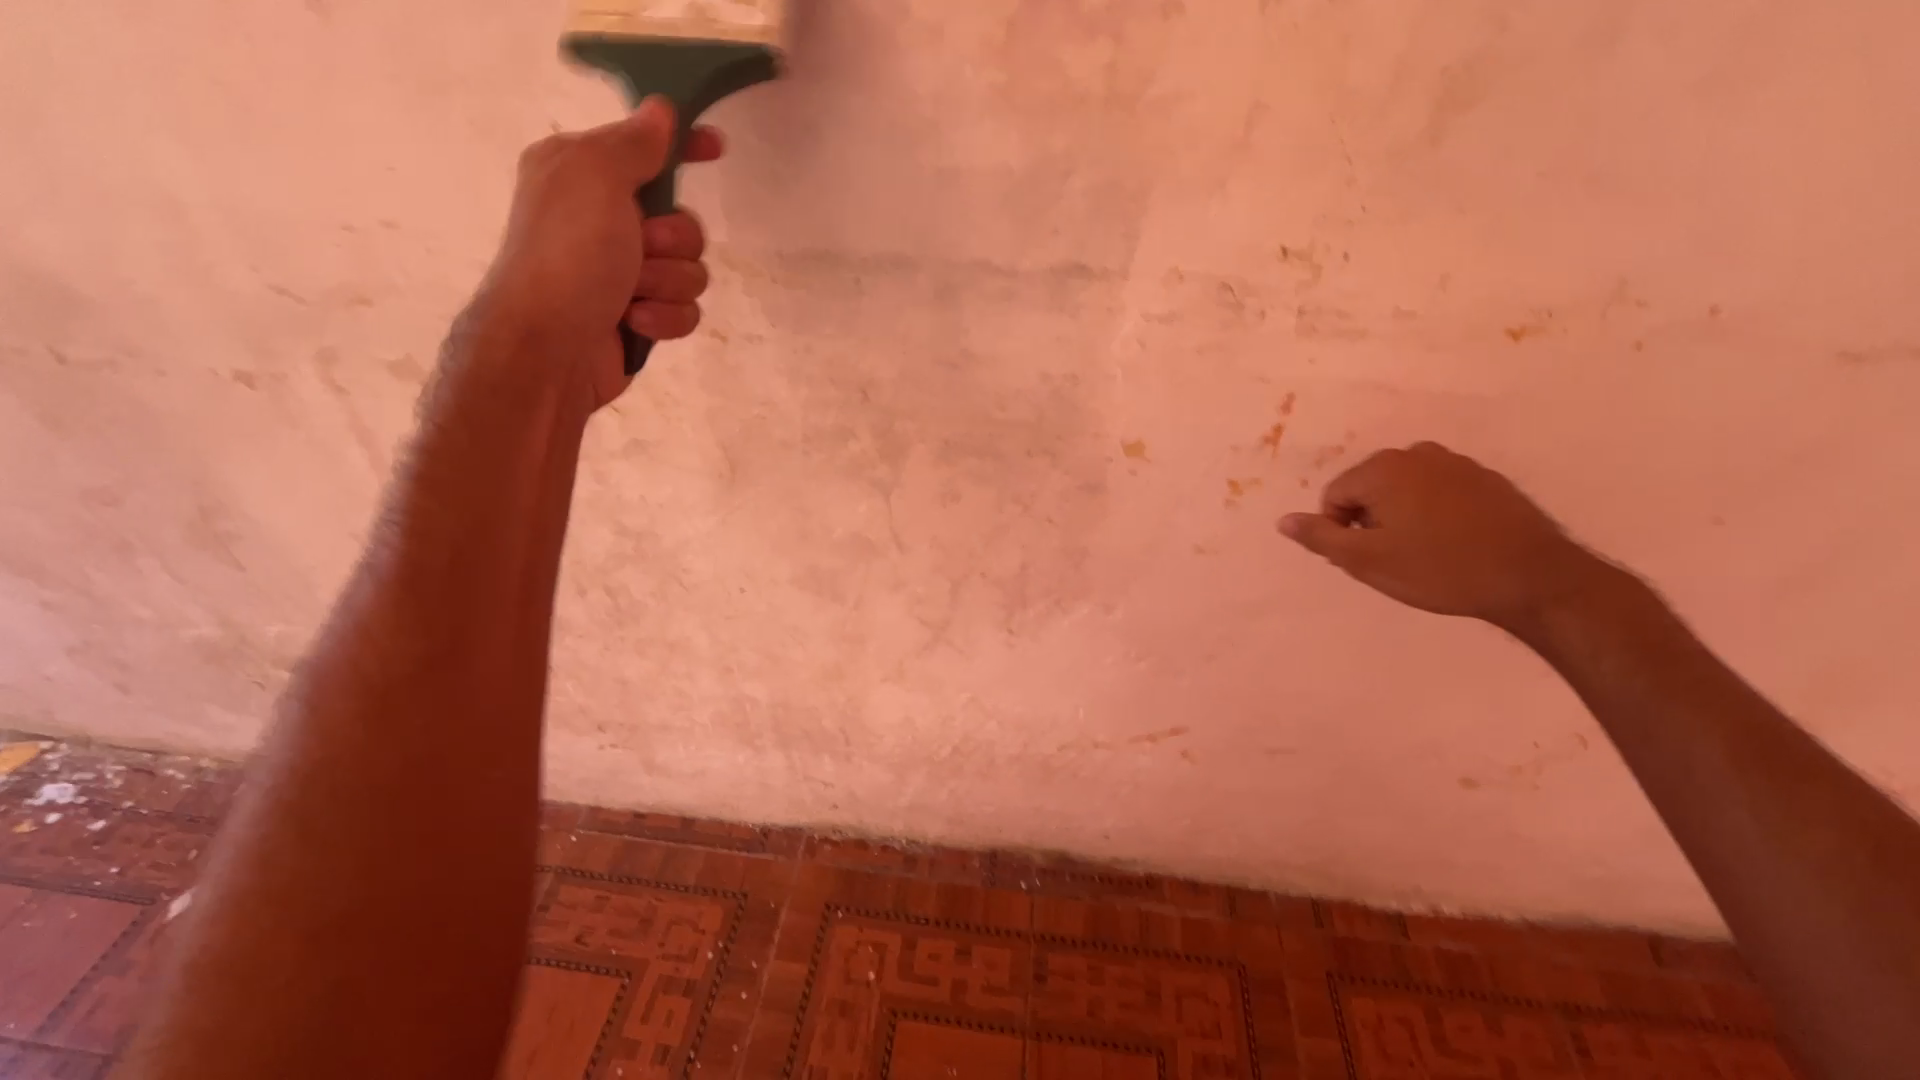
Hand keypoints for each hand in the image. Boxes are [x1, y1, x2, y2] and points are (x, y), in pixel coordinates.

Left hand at [478, 97, 723, 407]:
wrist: (549, 349)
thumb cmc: (567, 254)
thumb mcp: (594, 176)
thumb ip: (633, 142)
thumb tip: (661, 112)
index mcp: (581, 177)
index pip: (645, 148)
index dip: (683, 146)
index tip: (715, 146)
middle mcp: (602, 222)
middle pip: (682, 220)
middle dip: (675, 239)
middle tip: (643, 247)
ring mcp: (622, 275)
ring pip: (690, 269)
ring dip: (669, 282)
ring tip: (633, 295)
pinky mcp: (640, 318)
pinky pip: (684, 309)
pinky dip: (665, 317)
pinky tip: (636, 323)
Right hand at [1279, 442, 1606, 629]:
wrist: (1531, 576)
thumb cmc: (1438, 569)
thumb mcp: (1367, 561)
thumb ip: (1321, 537)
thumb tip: (1284, 520)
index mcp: (1382, 469)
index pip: (1335, 496)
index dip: (1342, 531)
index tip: (1368, 558)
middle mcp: (1416, 454)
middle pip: (1369, 487)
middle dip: (1371, 520)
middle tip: (1394, 559)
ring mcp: (1456, 464)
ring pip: (1406, 490)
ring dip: (1403, 516)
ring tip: (1425, 553)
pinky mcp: (1487, 480)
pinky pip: (1441, 493)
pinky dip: (1437, 514)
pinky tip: (1455, 544)